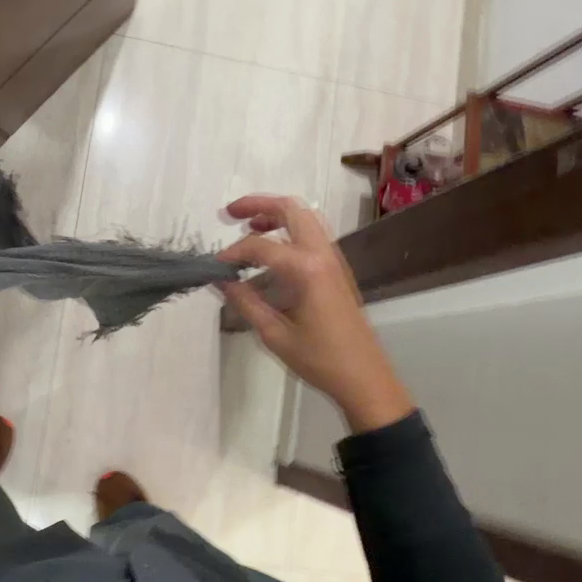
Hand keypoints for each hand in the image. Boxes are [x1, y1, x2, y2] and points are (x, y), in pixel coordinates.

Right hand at [218, 195, 414, 433]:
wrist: (365, 377)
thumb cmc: (320, 359)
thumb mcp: (274, 335)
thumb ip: (246, 302)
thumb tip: (222, 280)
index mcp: (306, 269)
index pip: (261, 246)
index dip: (233, 252)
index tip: (216, 265)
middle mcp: (322, 254)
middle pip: (291, 209)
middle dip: (258, 204)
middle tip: (230, 213)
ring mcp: (334, 260)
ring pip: (306, 217)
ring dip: (277, 214)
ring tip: (249, 225)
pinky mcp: (338, 270)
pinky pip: (313, 234)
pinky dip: (290, 229)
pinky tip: (272, 250)